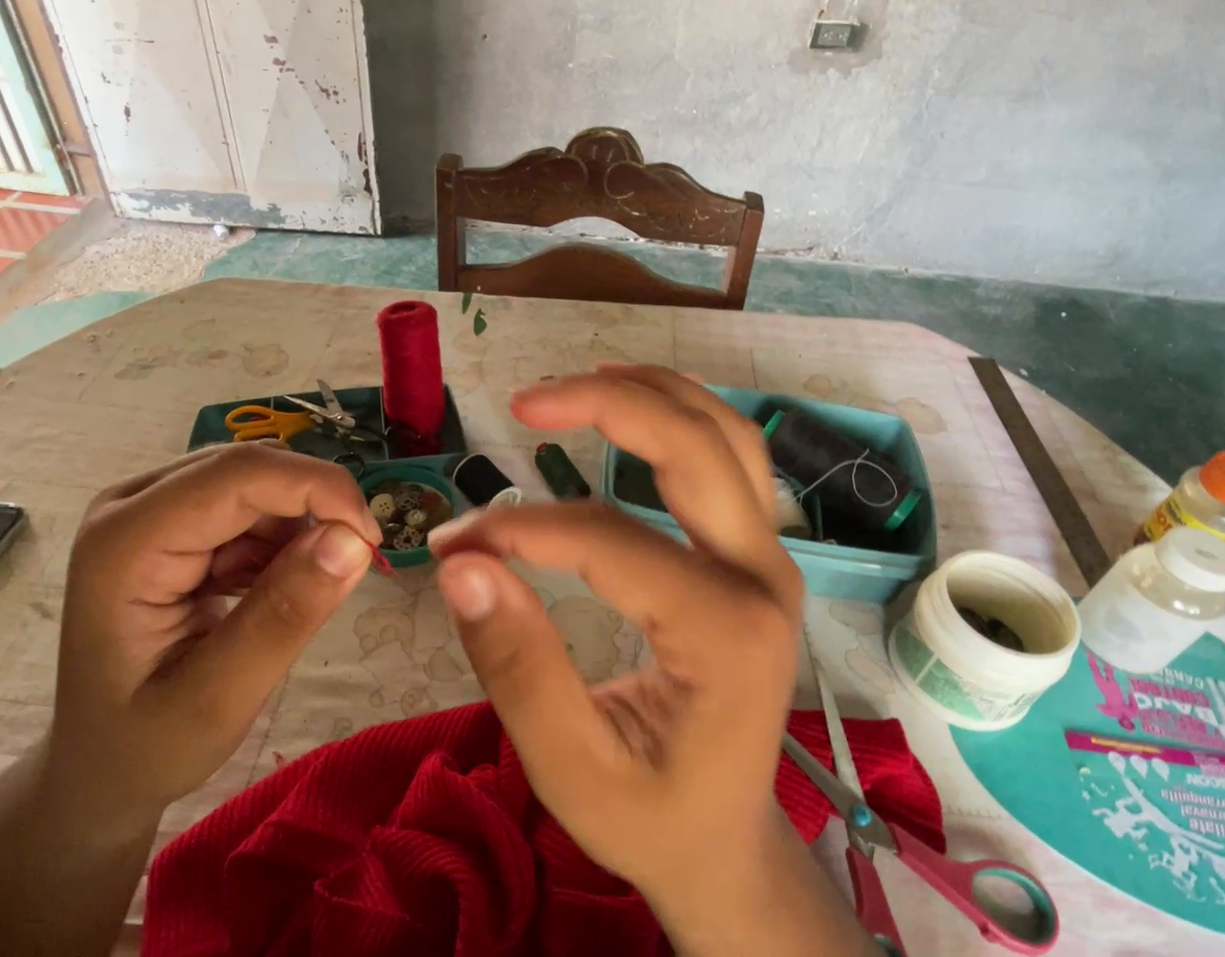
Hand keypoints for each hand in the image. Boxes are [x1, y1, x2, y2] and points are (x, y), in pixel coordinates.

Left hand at [44, 441, 379, 825]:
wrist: (97, 765)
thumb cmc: (147, 745)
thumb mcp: (221, 698)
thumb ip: (284, 616)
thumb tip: (354, 541)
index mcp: (125, 543)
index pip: (237, 475)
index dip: (316, 488)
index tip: (371, 540)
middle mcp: (131, 505)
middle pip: (247, 469)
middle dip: (312, 507)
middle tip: (349, 570)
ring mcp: (148, 509)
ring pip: (254, 482)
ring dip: (294, 530)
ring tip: (286, 603)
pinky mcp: (169, 522)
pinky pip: (245, 505)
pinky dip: (277, 542)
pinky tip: (264, 593)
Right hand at [428, 368, 860, 950]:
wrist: (725, 840)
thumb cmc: (651, 816)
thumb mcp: (572, 768)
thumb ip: (518, 667)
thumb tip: (462, 567)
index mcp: (725, 632)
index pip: (610, 540)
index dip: (522, 528)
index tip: (453, 546)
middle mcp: (764, 577)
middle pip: (696, 446)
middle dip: (605, 404)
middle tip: (521, 401)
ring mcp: (770, 559)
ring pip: (724, 433)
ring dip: (649, 394)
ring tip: (569, 385)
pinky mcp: (757, 556)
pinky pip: (729, 458)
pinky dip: (677, 416)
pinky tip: (627, 406)